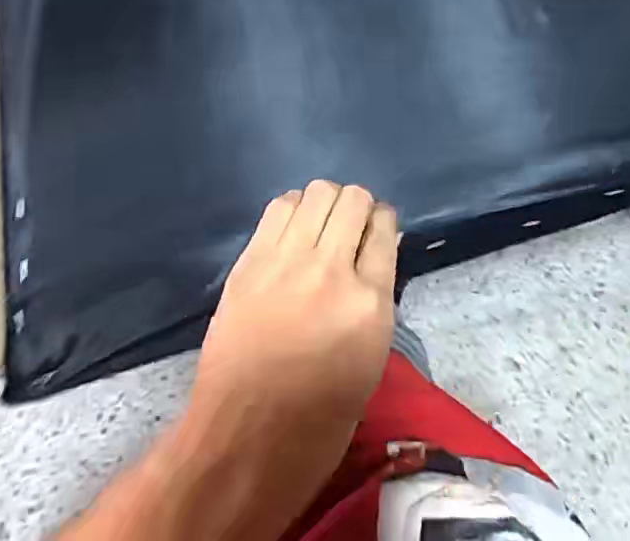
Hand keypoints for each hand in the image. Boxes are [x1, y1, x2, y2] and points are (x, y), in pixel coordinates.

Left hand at [181, 181, 398, 510]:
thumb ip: (377, 294)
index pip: (384, 229)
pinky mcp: (250, 262)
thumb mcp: (371, 358)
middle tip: (351, 226)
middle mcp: (330, 271)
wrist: (245, 437)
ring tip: (321, 225)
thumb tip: (378, 247)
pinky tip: (293, 228)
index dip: (383, 222)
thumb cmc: (320, 415)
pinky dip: (293, 208)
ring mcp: (286, 262)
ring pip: (317, 193)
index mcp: (369, 303)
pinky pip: (279, 208)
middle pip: (353, 200)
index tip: (377, 229)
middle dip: (358, 206)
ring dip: (326, 202)